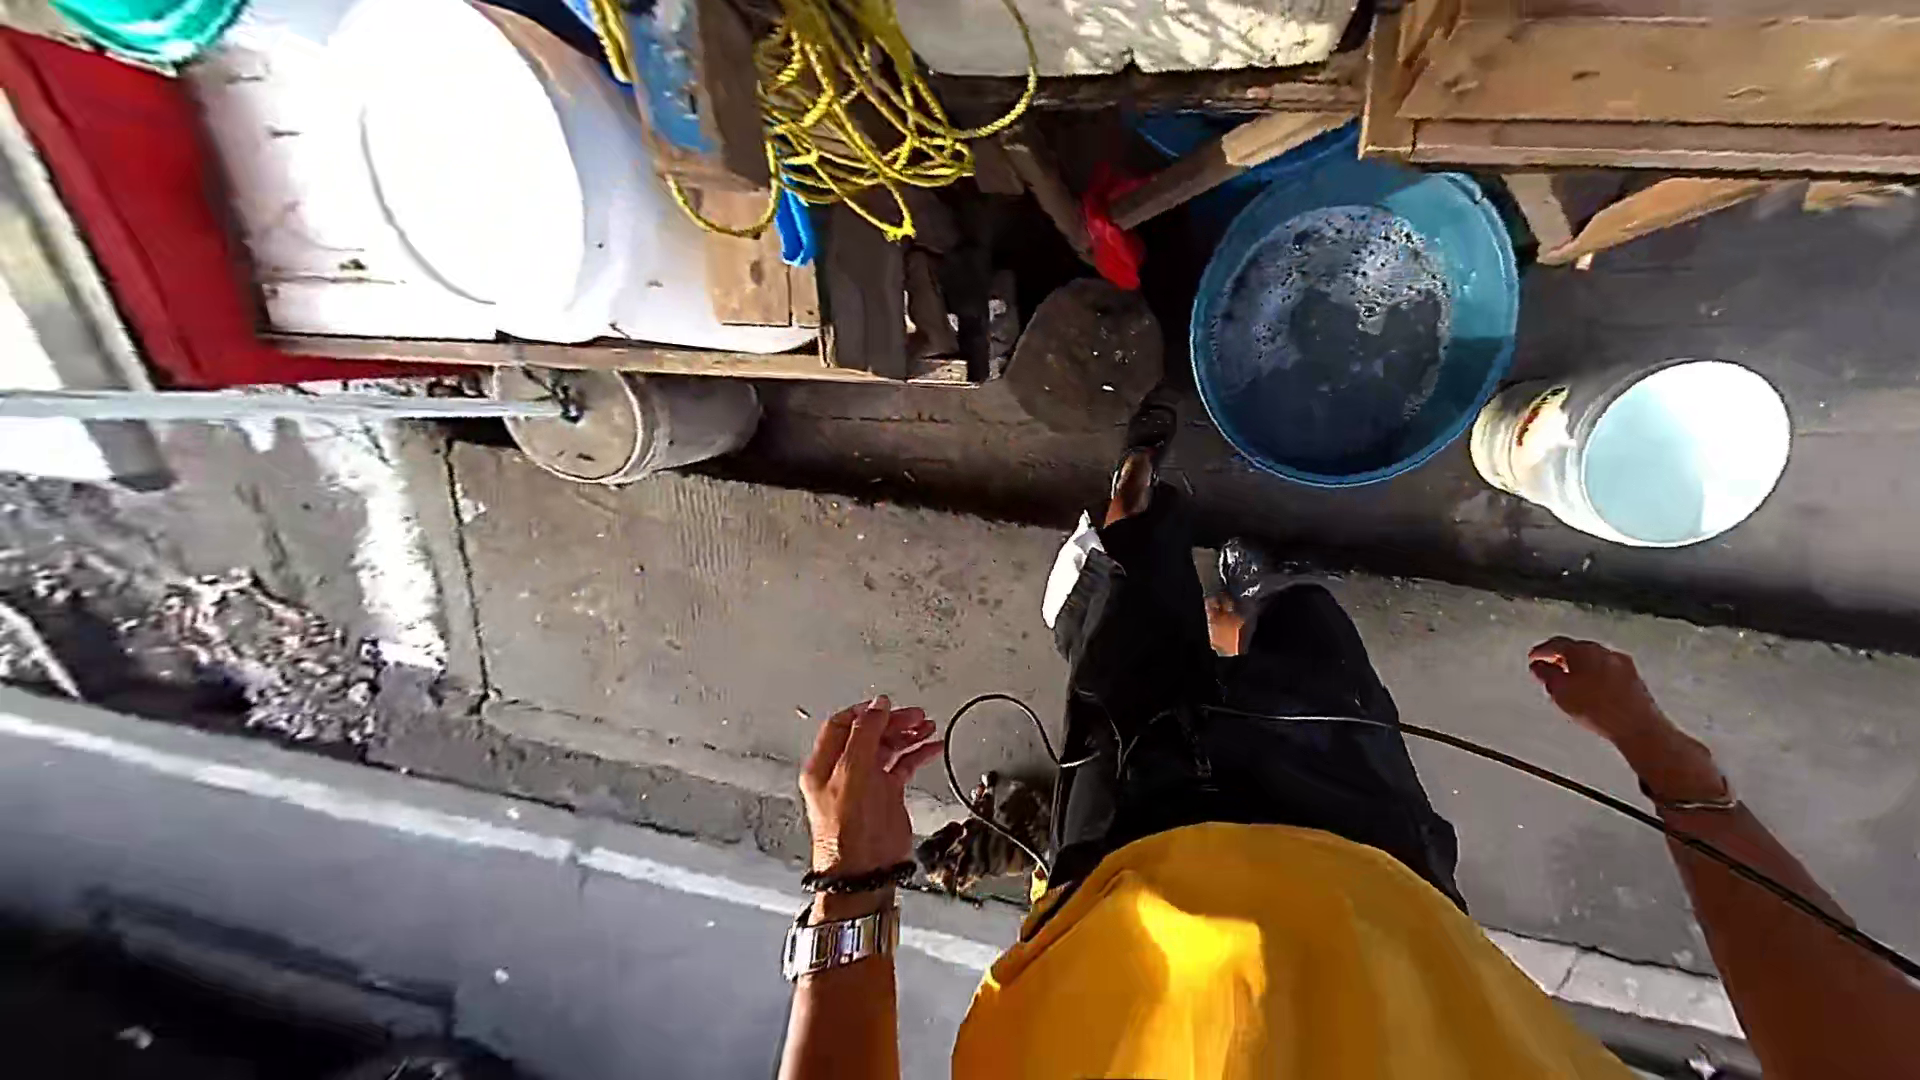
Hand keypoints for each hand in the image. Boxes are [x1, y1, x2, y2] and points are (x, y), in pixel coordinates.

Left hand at [800, 696, 941, 881]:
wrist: (866, 872)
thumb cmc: (848, 832)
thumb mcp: (852, 773)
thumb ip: (864, 736)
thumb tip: (877, 706)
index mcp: (825, 764)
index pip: (843, 725)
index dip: (866, 712)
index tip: (887, 706)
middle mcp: (845, 771)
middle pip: (869, 733)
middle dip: (893, 721)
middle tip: (915, 716)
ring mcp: (867, 782)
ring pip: (889, 746)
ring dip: (908, 734)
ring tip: (927, 726)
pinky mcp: (887, 794)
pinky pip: (904, 764)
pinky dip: (919, 753)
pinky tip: (932, 746)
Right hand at [1527, 637, 1668, 744]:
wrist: (1638, 728)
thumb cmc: (1596, 707)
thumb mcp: (1558, 690)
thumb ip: (1544, 673)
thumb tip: (1540, 666)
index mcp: (1583, 650)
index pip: (1554, 644)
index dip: (1540, 652)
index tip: (1533, 659)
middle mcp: (1604, 652)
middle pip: (1575, 648)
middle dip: (1559, 657)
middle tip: (1547, 667)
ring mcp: (1622, 664)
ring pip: (1591, 658)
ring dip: (1577, 666)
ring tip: (1566, 680)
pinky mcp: (1634, 678)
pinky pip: (1606, 669)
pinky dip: (1593, 673)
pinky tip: (1588, 687)